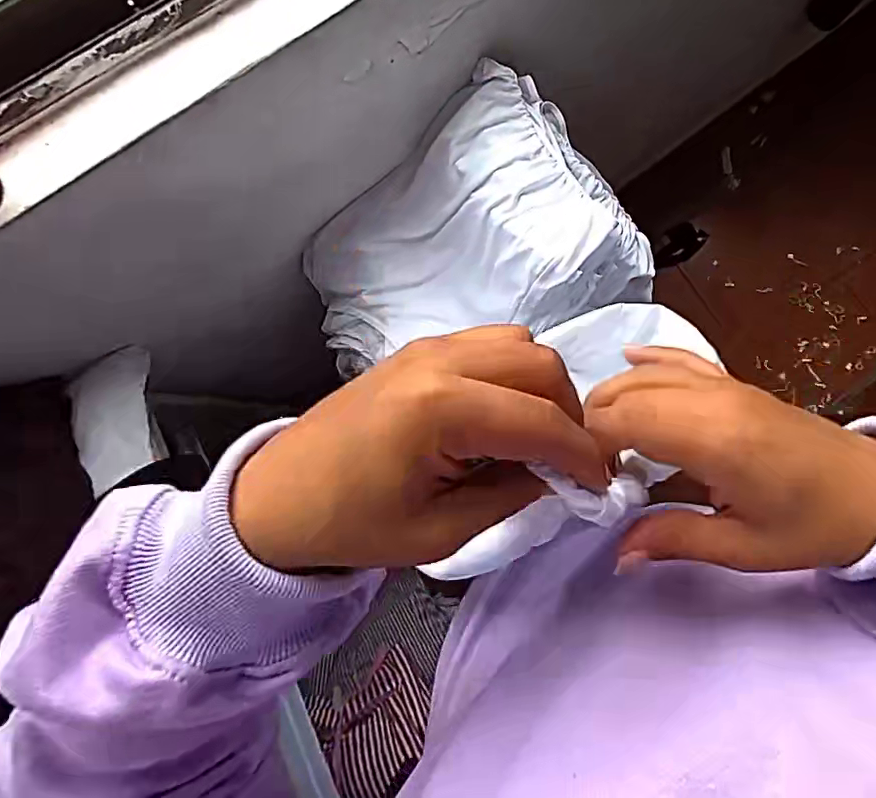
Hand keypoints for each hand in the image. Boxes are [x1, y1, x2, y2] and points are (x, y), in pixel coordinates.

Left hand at [231, 325, 607, 572]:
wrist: (274, 498)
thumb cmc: (351, 525)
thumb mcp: (441, 532)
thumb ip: (514, 495)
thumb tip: (563, 474)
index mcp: (440, 409)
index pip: (540, 421)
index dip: (582, 453)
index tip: (601, 483)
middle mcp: (442, 360)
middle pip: (543, 367)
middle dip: (570, 414)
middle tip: (567, 458)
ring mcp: (433, 345)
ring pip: (526, 345)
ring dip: (547, 387)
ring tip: (538, 431)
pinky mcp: (427, 345)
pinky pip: (497, 341)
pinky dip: (518, 371)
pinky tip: (505, 407)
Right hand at [584, 346, 875, 572]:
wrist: (871, 491)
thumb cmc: (811, 525)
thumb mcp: (743, 546)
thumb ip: (676, 539)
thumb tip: (619, 553)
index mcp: (716, 438)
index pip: (627, 418)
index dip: (592, 444)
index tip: (588, 482)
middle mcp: (716, 398)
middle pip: (630, 391)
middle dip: (596, 423)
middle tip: (594, 469)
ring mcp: (727, 384)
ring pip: (651, 372)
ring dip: (617, 397)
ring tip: (605, 440)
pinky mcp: (737, 383)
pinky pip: (685, 359)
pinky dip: (653, 359)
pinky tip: (630, 357)